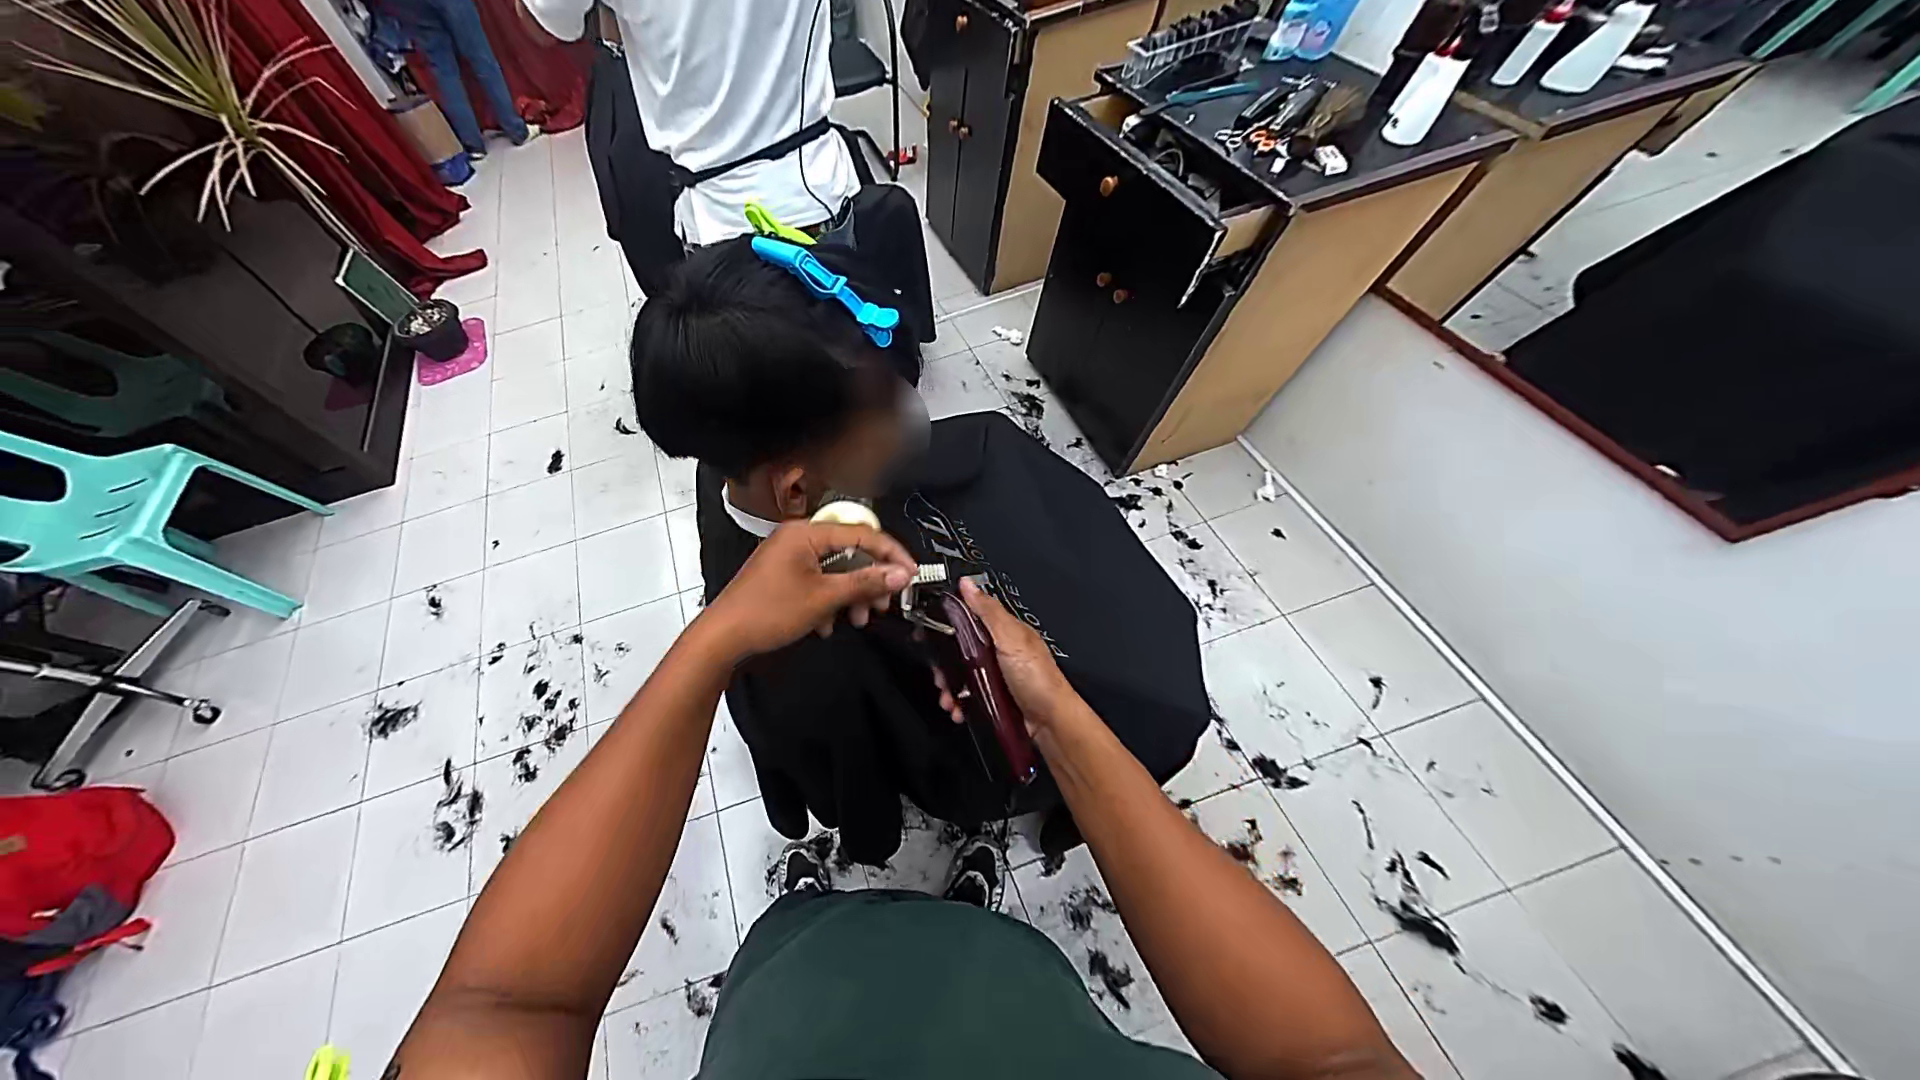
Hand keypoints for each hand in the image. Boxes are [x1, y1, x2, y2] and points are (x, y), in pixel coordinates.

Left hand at [697, 522, 915, 661]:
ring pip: (837, 570)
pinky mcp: (785, 576)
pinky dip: (831, 600)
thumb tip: (901, 574)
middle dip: (870, 579)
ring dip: (852, 594)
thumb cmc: (767, 613)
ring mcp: (790, 557)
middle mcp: (798, 538)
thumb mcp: (824, 598)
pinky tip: (829, 623)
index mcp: (805, 533)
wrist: (722, 639)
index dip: (891, 554)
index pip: (862, 533)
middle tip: (884, 603)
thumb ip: (866, 582)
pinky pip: (820, 580)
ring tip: (858, 618)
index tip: (910, 575)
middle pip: (850, 552)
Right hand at [941, 577, 1077, 728]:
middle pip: (960, 649)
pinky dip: (958, 702)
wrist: (1051, 723)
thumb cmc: (1040, 680)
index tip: (930, 633)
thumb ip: (988, 611)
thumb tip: (968, 584)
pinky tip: (958, 707)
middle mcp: (999, 651)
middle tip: (941, 673)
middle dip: (945, 663)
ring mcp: (996, 675)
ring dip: (949, 686)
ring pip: (961, 674)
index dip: (948, 624)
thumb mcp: (1011, 638)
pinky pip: (967, 695)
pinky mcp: (993, 697)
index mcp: (1004, 631)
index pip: (969, 618)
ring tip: (948, 696)